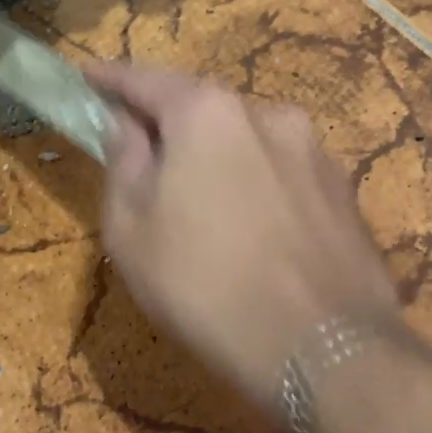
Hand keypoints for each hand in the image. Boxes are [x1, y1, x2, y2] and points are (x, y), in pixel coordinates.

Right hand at [90, 64, 399, 412]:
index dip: (110, 79)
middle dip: (167, 121)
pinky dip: (255, 182)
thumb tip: (125, 123)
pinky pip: (281, 172)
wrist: (329, 356)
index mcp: (206, 112)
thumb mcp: (130, 227)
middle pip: (200, 105)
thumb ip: (123, 160)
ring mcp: (313, 151)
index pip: (145, 79)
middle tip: (140, 148)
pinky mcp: (344, 191)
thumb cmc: (205, 285)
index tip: (87, 76)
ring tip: (199, 198)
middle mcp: (265, 113)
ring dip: (216, 153)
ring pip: (246, 138)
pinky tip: (250, 226)